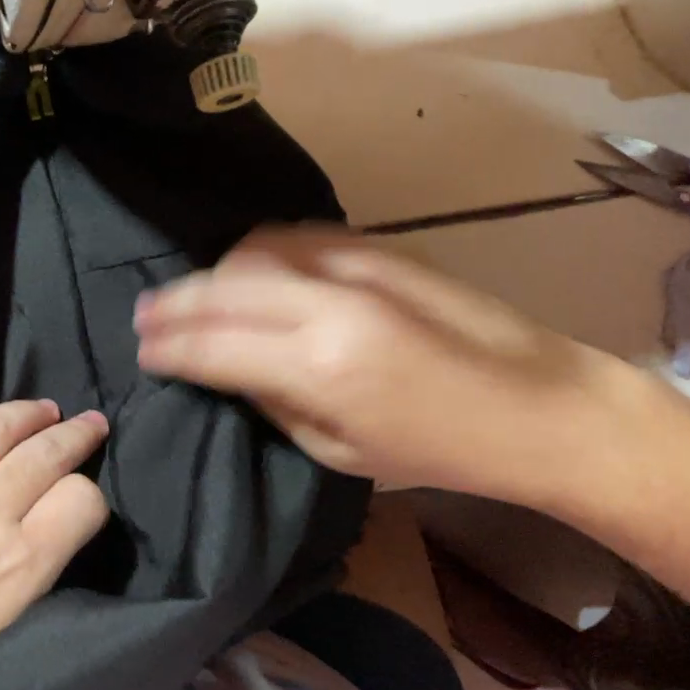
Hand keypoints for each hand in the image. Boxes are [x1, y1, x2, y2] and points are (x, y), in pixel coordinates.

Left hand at [0, 400, 109, 689]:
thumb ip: (29, 576)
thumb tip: (49, 536)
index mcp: (16, 564)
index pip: (81, 500)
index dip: (92, 498)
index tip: (86, 503)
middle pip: (43, 451)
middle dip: (75, 434)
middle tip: (92, 423)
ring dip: (24, 413)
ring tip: (43, 408)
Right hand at [132, 226, 654, 502]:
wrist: (548, 408)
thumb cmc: (440, 452)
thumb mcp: (337, 452)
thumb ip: (268, 400)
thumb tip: (221, 368)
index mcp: (320, 367)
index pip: (212, 345)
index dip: (167, 346)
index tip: (141, 349)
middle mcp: (331, 305)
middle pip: (223, 288)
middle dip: (174, 303)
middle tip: (144, 316)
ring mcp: (359, 268)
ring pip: (253, 251)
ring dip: (212, 274)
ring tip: (192, 297)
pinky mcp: (381, 250)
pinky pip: (294, 237)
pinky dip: (258, 254)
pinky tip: (247, 272)